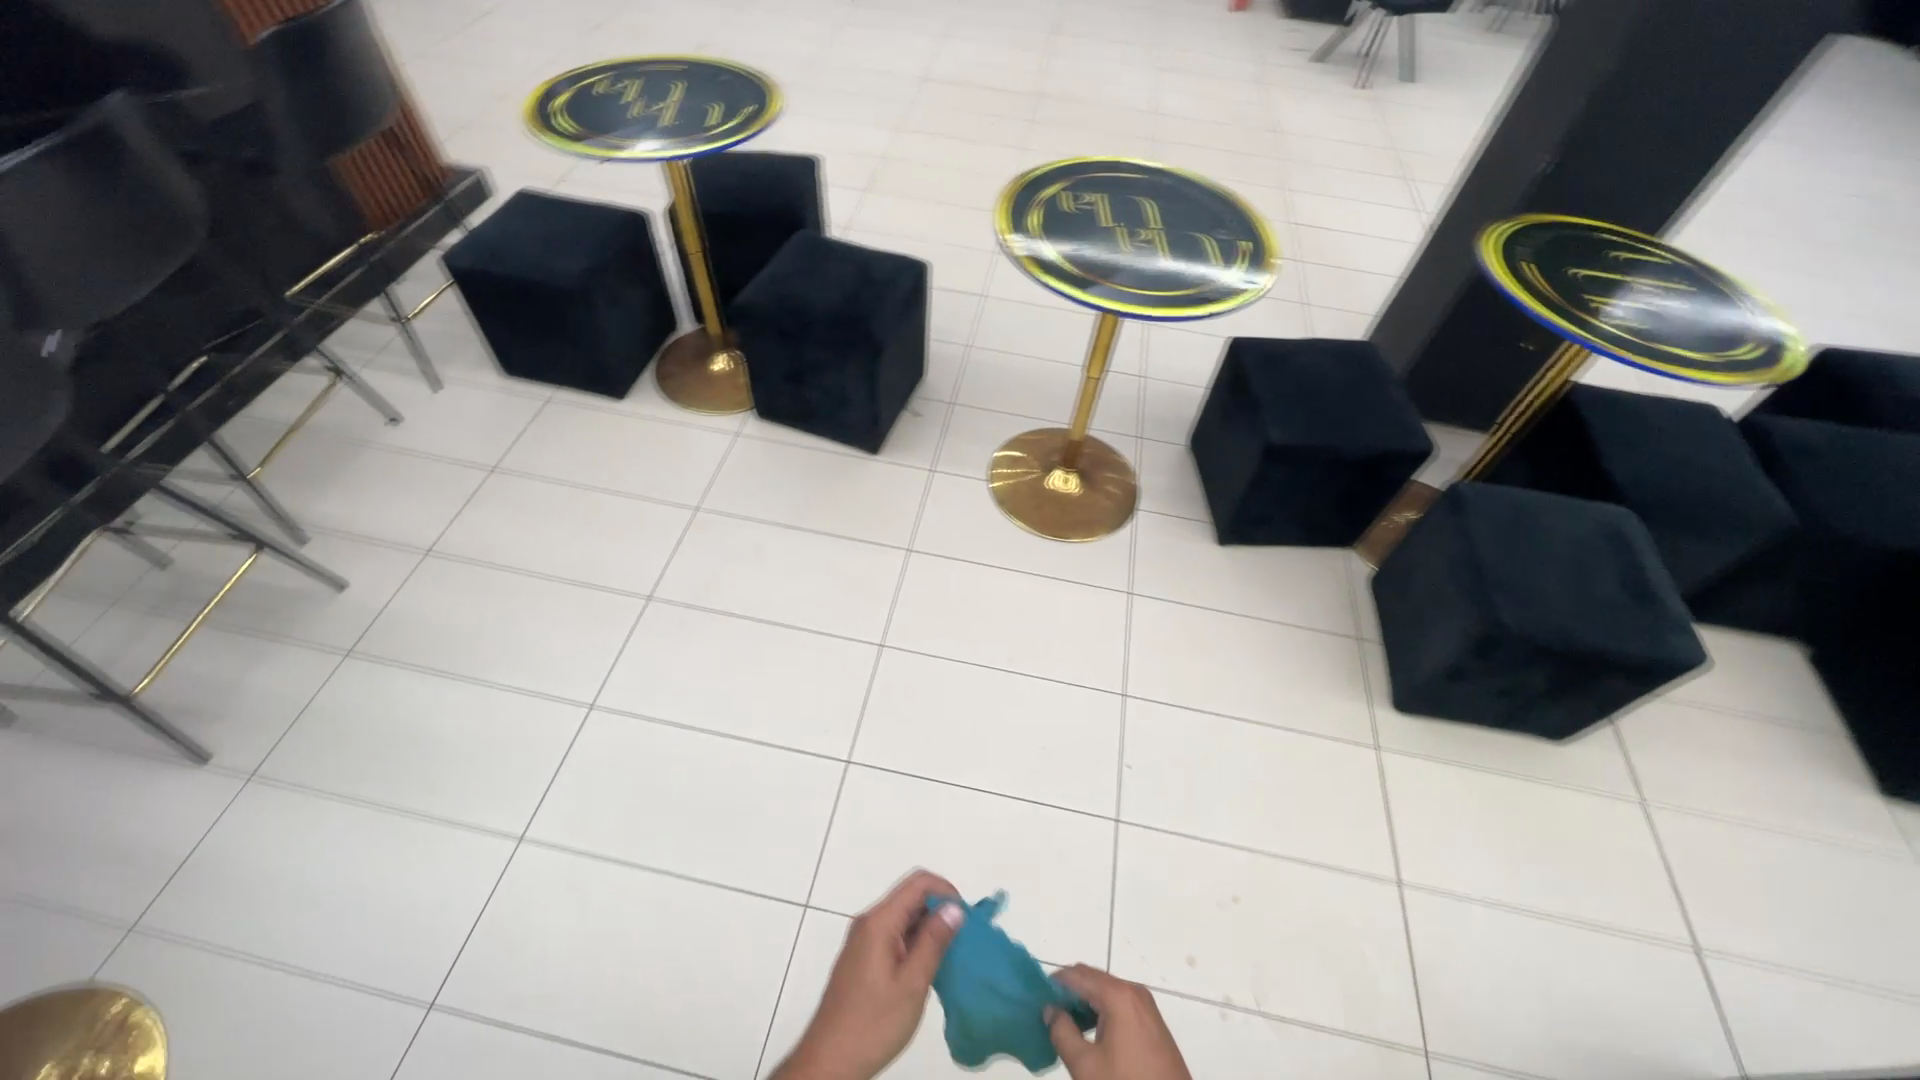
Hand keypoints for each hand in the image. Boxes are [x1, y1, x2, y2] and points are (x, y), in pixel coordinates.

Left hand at [772, 869, 965, 1079]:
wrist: (830, 1061)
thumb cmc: (872, 1024)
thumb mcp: (912, 984)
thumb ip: (933, 942)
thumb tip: (954, 907)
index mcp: (879, 922)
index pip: (918, 883)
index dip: (947, 892)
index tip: (966, 920)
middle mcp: (868, 923)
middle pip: (910, 898)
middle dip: (941, 912)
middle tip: (964, 943)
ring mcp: (863, 941)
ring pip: (904, 919)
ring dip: (929, 930)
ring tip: (951, 959)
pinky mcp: (863, 959)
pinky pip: (895, 937)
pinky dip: (915, 945)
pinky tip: (928, 971)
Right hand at [1046, 965, 1192, 1079]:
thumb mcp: (1085, 1065)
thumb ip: (1062, 1032)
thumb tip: (1050, 1010)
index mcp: (1117, 995)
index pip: (1076, 975)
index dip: (1053, 983)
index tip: (1035, 998)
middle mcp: (1133, 991)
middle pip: (1092, 979)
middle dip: (1068, 992)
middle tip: (1048, 1012)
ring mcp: (1146, 1006)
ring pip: (1106, 992)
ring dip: (1084, 1002)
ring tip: (1065, 1024)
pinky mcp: (1152, 1022)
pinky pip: (1119, 1004)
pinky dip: (1101, 1010)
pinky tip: (1090, 1032)